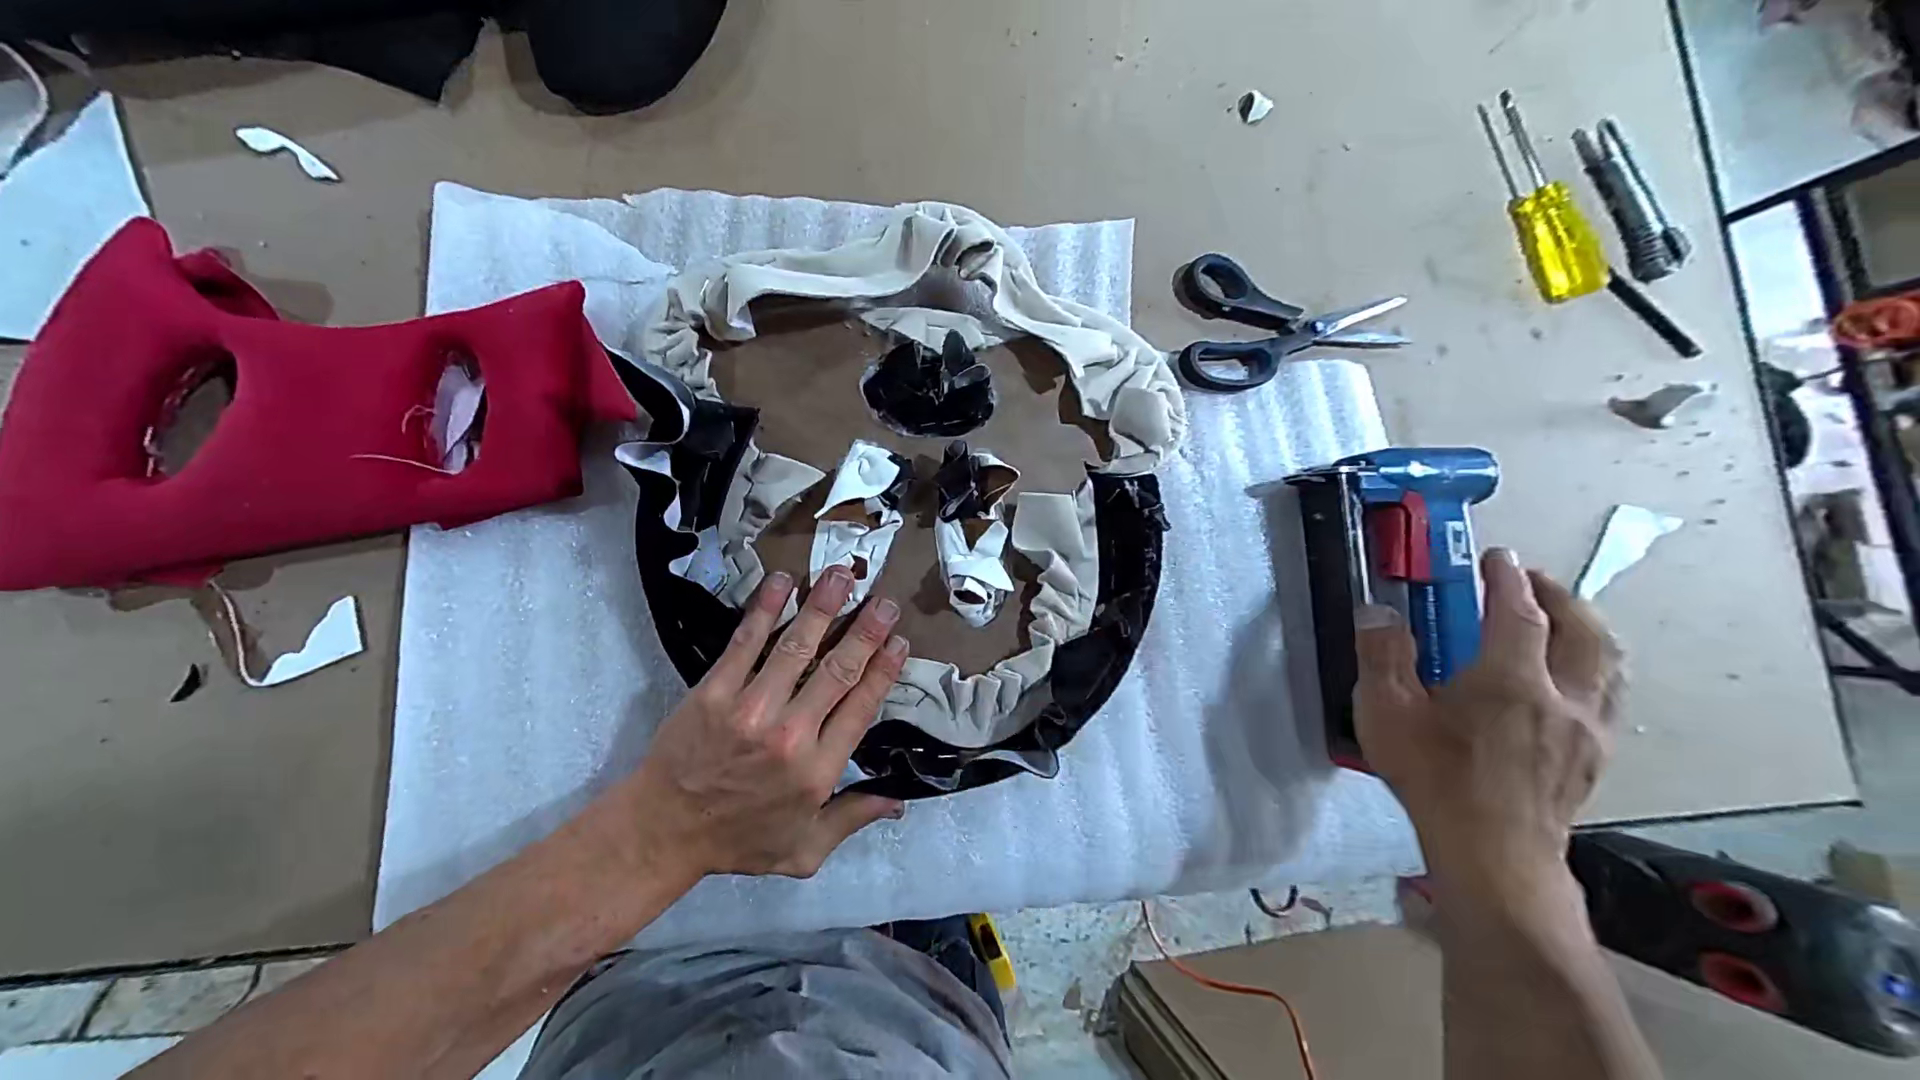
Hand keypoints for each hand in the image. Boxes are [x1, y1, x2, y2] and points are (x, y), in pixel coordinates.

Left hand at [619, 565, 909, 880]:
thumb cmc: (738, 840)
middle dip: (865, 631)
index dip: (884, 670)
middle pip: (838, 671)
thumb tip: (899, 802)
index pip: (861, 706)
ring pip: (796, 648)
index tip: (900, 641)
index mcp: (817, 771)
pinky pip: (745, 643)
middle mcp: (790, 735)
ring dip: (823, 608)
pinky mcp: (714, 691)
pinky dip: (765, 610)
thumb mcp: (803, 850)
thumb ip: (852, 819)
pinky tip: (783, 582)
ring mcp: (750, 709)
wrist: (662, 831)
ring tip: (843, 575)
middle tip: (885, 602)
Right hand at [1353, 548, 1622, 908]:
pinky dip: (1594, 668)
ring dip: (1587, 629)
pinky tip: (1572, 679)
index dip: (1507, 578)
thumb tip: (1380, 612)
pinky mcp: (1596, 757)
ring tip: (1562, 619)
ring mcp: (1587, 729)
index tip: (1496, 556)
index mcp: (1510, 680)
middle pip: (1583, 630)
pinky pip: (1608, 695)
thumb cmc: (1434, 778)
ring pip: (1608, 663)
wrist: (1493, 853)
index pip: (1519, 612)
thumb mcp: (1386, 713)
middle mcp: (1562, 696)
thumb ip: (1382, 656)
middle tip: (1530, 581)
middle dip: (1559, 596)